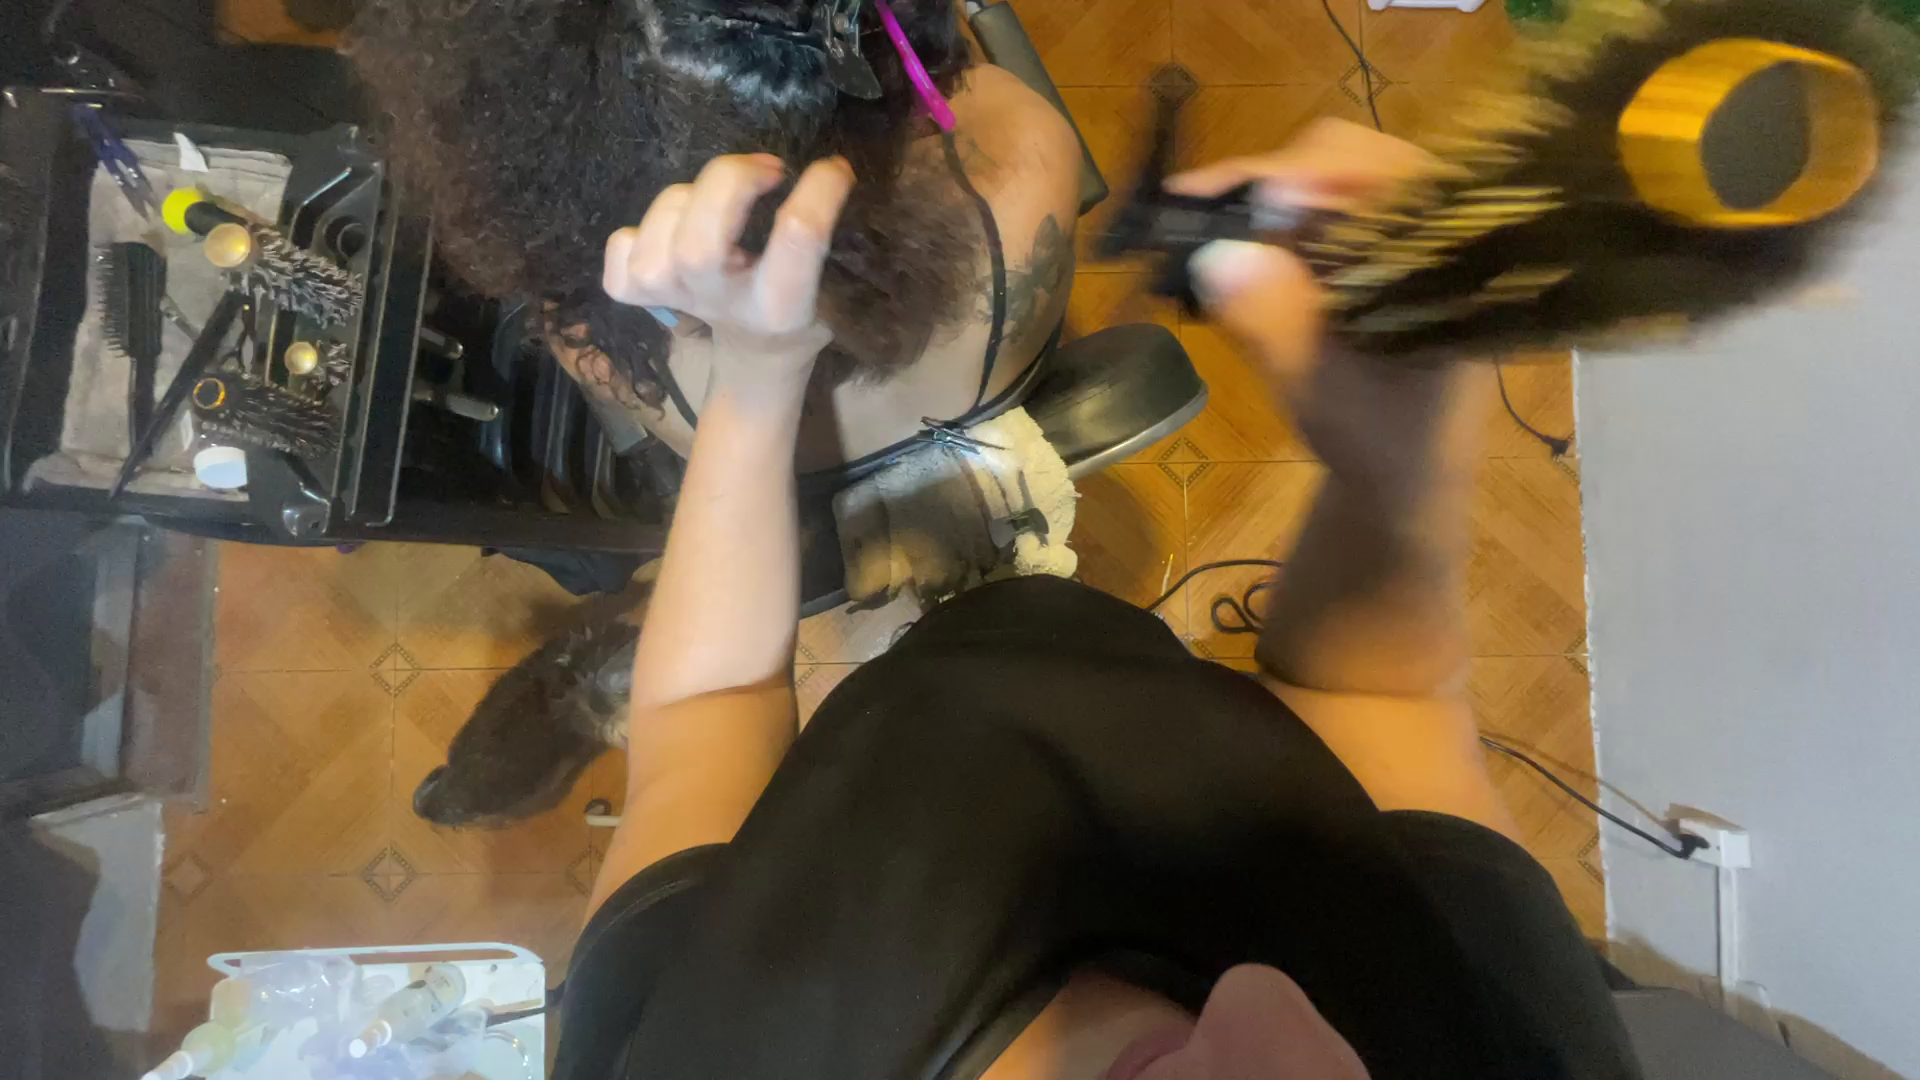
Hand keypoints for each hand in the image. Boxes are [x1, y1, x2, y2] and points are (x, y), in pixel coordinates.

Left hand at [603, 154, 855, 395]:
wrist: (759, 354)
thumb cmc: (805, 311)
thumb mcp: (839, 290)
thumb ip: (833, 243)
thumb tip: (829, 172)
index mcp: (781, 310)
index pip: (797, 237)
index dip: (819, 189)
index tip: (835, 168)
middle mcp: (722, 306)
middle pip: (699, 244)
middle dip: (731, 181)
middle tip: (767, 170)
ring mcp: (674, 299)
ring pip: (661, 233)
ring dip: (691, 197)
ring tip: (722, 201)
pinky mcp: (637, 292)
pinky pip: (622, 245)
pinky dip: (641, 229)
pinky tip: (672, 235)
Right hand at [1169, 119, 1489, 497]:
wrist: (1401, 472)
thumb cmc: (1374, 438)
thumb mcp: (1315, 385)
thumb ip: (1269, 320)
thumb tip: (1212, 252)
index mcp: (1446, 245)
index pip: (1364, 170)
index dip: (1279, 176)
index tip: (1200, 198)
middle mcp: (1434, 222)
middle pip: (1342, 160)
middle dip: (1264, 189)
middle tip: (1198, 227)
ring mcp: (1404, 235)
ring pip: (1326, 185)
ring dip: (1262, 211)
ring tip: (1211, 248)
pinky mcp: (1377, 254)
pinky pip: (1320, 217)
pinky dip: (1272, 233)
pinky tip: (1242, 265)